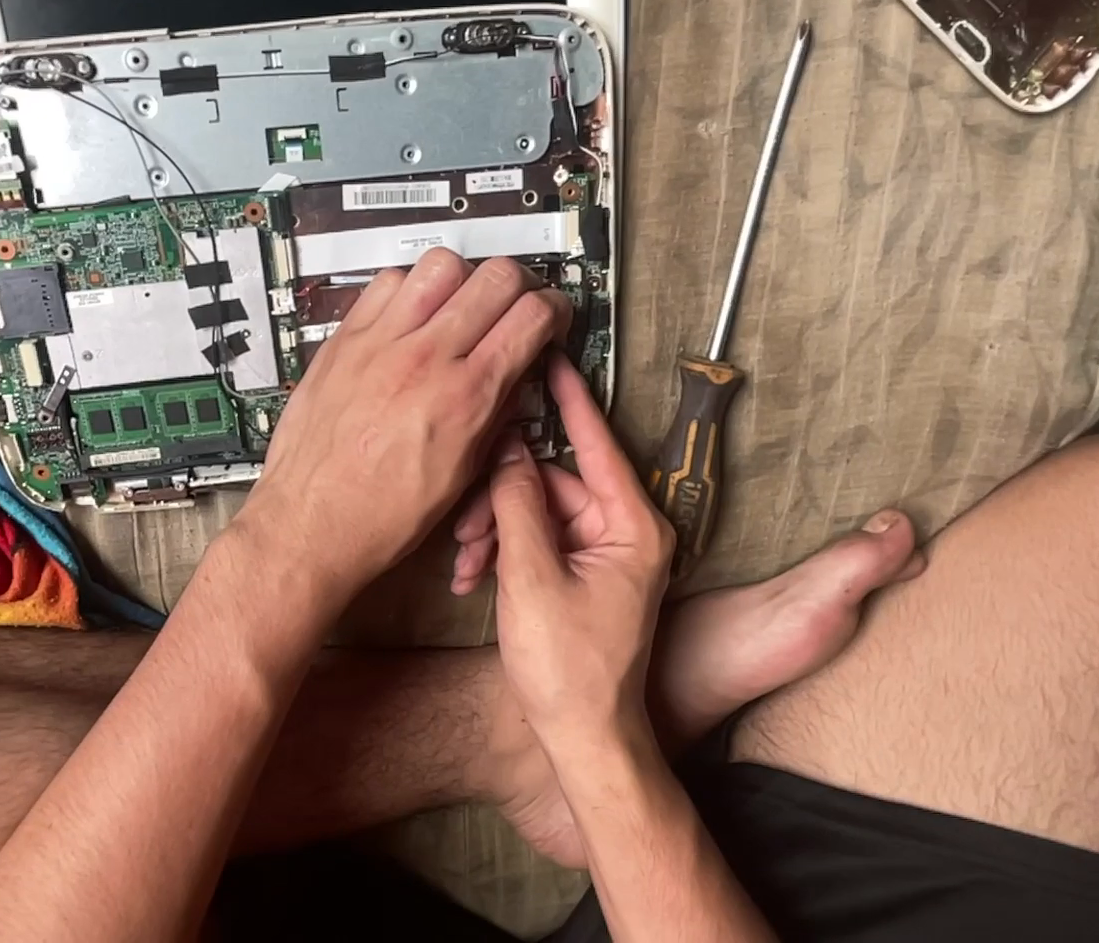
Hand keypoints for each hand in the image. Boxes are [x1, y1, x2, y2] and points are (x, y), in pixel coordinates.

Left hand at [233, 249, 570, 608]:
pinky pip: (387, 283)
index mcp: (465, 398)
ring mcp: (380, 343)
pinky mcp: (345, 340)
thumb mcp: (462, 475)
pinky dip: (410, 289)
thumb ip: (495, 413)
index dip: (555, 311)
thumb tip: (515, 372)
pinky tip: (412, 316)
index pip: (532, 316)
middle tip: (514, 307)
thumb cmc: (379, 515)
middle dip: (520, 287)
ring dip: (464, 279)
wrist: (309, 523)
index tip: (550, 318)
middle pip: (496, 276)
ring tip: (461, 306)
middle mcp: (425, 359)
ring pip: (442, 264)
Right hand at [478, 352, 675, 745]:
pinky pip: (536, 539)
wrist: (582, 738)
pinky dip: (503, 551)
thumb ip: (517, 505)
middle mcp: (622, 532)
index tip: (549, 360)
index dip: (569, 400)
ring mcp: (601, 553)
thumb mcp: (532, 579)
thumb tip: (505, 449)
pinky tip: (475, 576)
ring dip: (495, 530)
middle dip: (501, 501)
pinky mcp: (579, 571)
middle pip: (552, 483)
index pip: (597, 445)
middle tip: (466, 527)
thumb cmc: (569, 670)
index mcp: (632, 528)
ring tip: (467, 565)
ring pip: (536, 510)